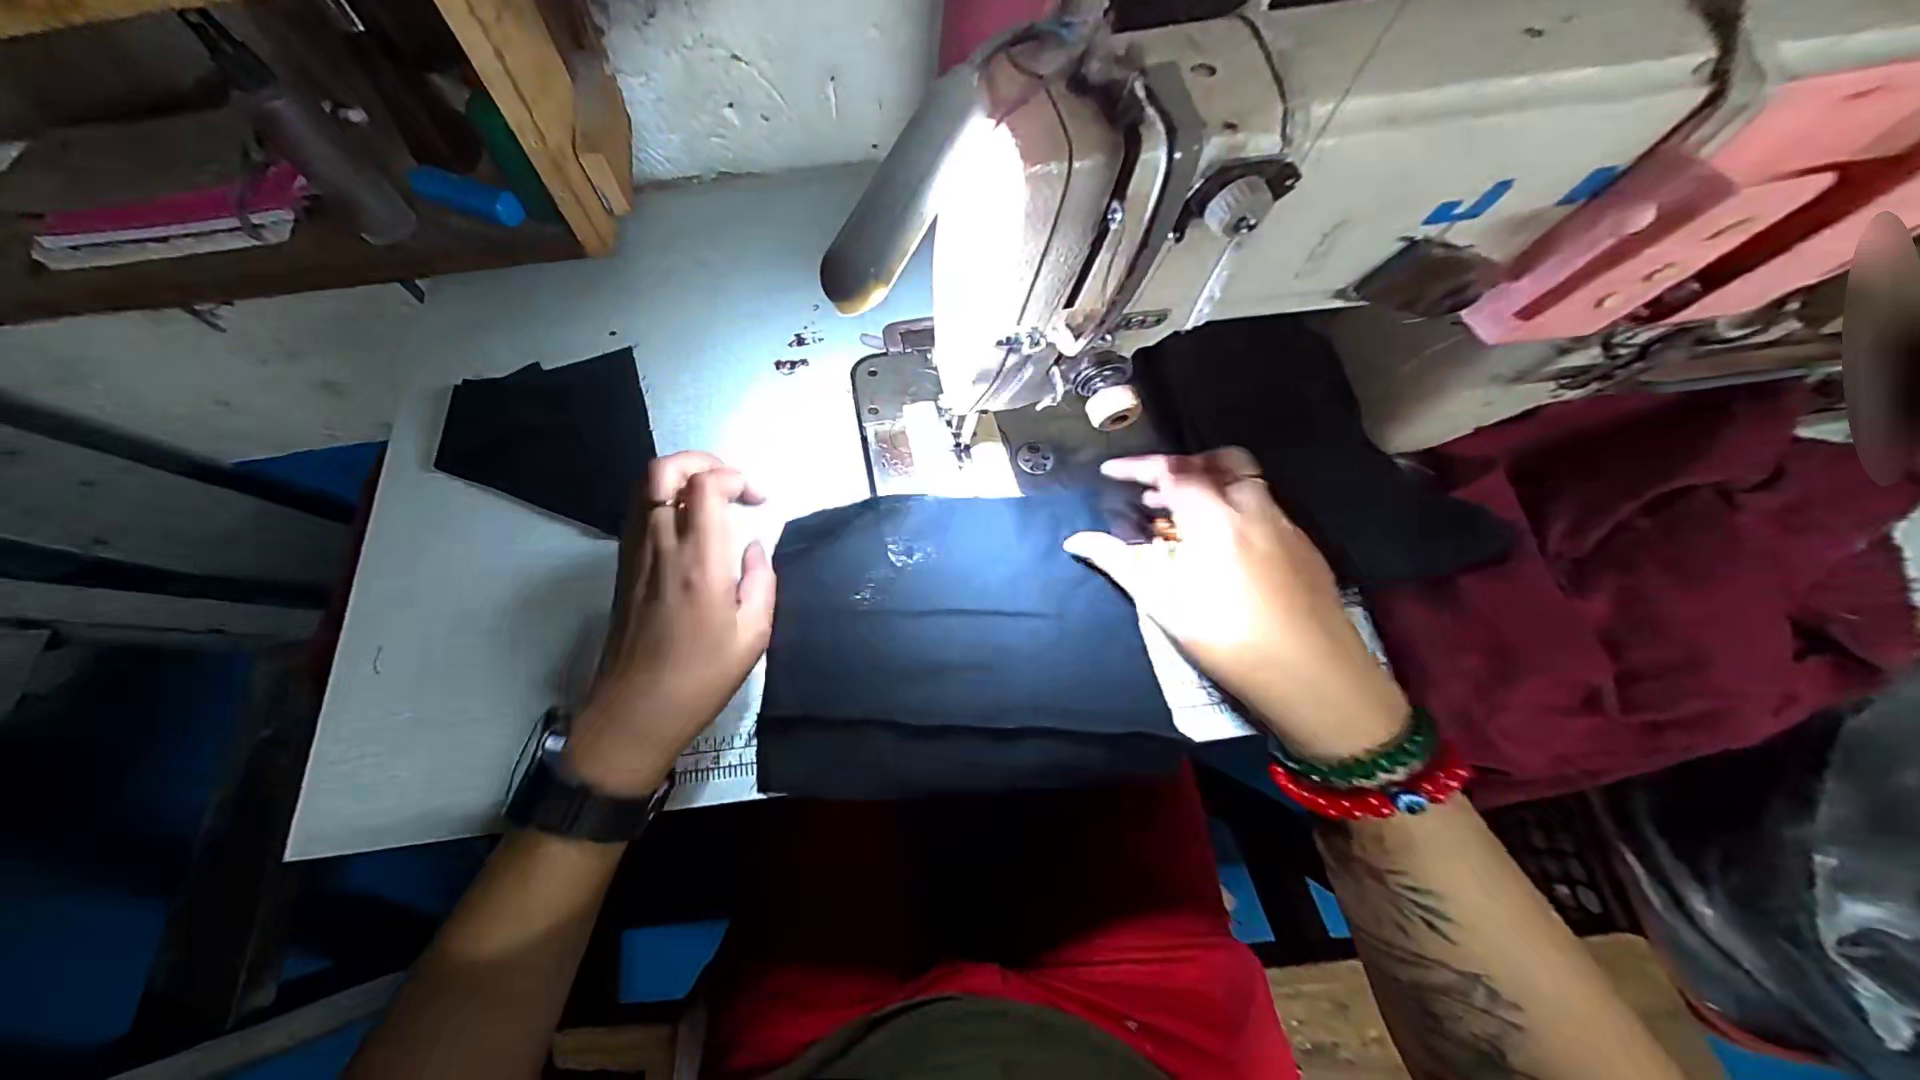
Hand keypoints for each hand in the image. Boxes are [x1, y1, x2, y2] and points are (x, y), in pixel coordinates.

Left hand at [565, 452, 776, 796]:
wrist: (635, 710)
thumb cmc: (701, 676)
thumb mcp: (753, 634)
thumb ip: (762, 580)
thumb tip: (755, 547)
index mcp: (697, 561)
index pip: (704, 485)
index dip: (734, 478)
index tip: (758, 500)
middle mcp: (659, 545)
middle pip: (663, 470)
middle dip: (701, 460)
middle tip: (731, 482)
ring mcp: (634, 552)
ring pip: (644, 485)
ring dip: (680, 476)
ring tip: (713, 496)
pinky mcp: (623, 565)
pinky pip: (639, 510)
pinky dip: (665, 498)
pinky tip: (690, 523)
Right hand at [1064, 448, 1408, 759]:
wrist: (1317, 677)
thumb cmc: (1230, 641)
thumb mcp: (1165, 605)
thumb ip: (1121, 563)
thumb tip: (1077, 540)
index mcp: (1217, 518)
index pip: (1172, 472)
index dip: (1137, 466)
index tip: (1111, 471)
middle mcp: (1255, 509)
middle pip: (1219, 462)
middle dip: (1183, 466)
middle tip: (1155, 491)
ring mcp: (1286, 525)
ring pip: (1247, 483)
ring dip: (1211, 485)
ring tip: (1184, 517)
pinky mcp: (1305, 546)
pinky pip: (1266, 507)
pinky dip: (1236, 507)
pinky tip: (1225, 545)